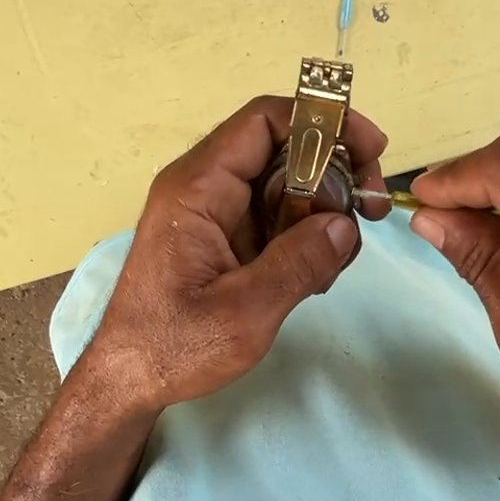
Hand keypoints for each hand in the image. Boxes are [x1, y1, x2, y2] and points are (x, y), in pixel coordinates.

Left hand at [80, 96, 390, 413]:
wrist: (129, 379)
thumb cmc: (174, 347)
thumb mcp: (244, 312)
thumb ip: (297, 265)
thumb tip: (345, 226)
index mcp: (198, 190)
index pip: (264, 121)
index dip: (323, 122)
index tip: (370, 150)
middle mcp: (204, 190)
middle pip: (281, 150)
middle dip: (333, 173)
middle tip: (368, 213)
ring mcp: (213, 215)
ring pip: (283, 186)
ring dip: (322, 212)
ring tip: (336, 261)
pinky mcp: (223, 241)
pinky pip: (273, 219)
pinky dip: (303, 237)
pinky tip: (316, 274)